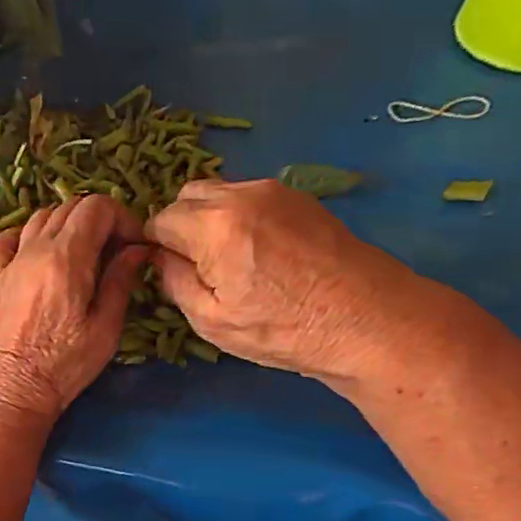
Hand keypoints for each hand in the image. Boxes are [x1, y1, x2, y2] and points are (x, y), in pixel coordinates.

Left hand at [0, 195, 150, 420]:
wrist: (13, 389)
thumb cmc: (63, 365)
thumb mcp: (106, 327)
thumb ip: (120, 281)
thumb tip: (136, 250)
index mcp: (66, 257)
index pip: (96, 206)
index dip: (121, 217)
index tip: (132, 244)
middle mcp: (35, 250)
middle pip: (69, 207)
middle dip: (98, 220)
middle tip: (113, 251)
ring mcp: (12, 263)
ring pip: (40, 218)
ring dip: (66, 225)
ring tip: (82, 254)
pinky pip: (5, 241)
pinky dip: (23, 236)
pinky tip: (37, 252)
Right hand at [145, 179, 427, 380]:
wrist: (366, 318)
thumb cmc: (281, 328)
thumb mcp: (210, 319)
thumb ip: (174, 281)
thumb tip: (159, 258)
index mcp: (215, 226)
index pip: (160, 219)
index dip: (153, 245)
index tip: (163, 271)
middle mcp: (243, 195)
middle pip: (187, 196)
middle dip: (179, 226)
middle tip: (191, 265)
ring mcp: (276, 191)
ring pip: (219, 193)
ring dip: (208, 221)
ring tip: (224, 262)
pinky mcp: (300, 197)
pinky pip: (249, 198)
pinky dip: (236, 218)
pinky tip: (254, 254)